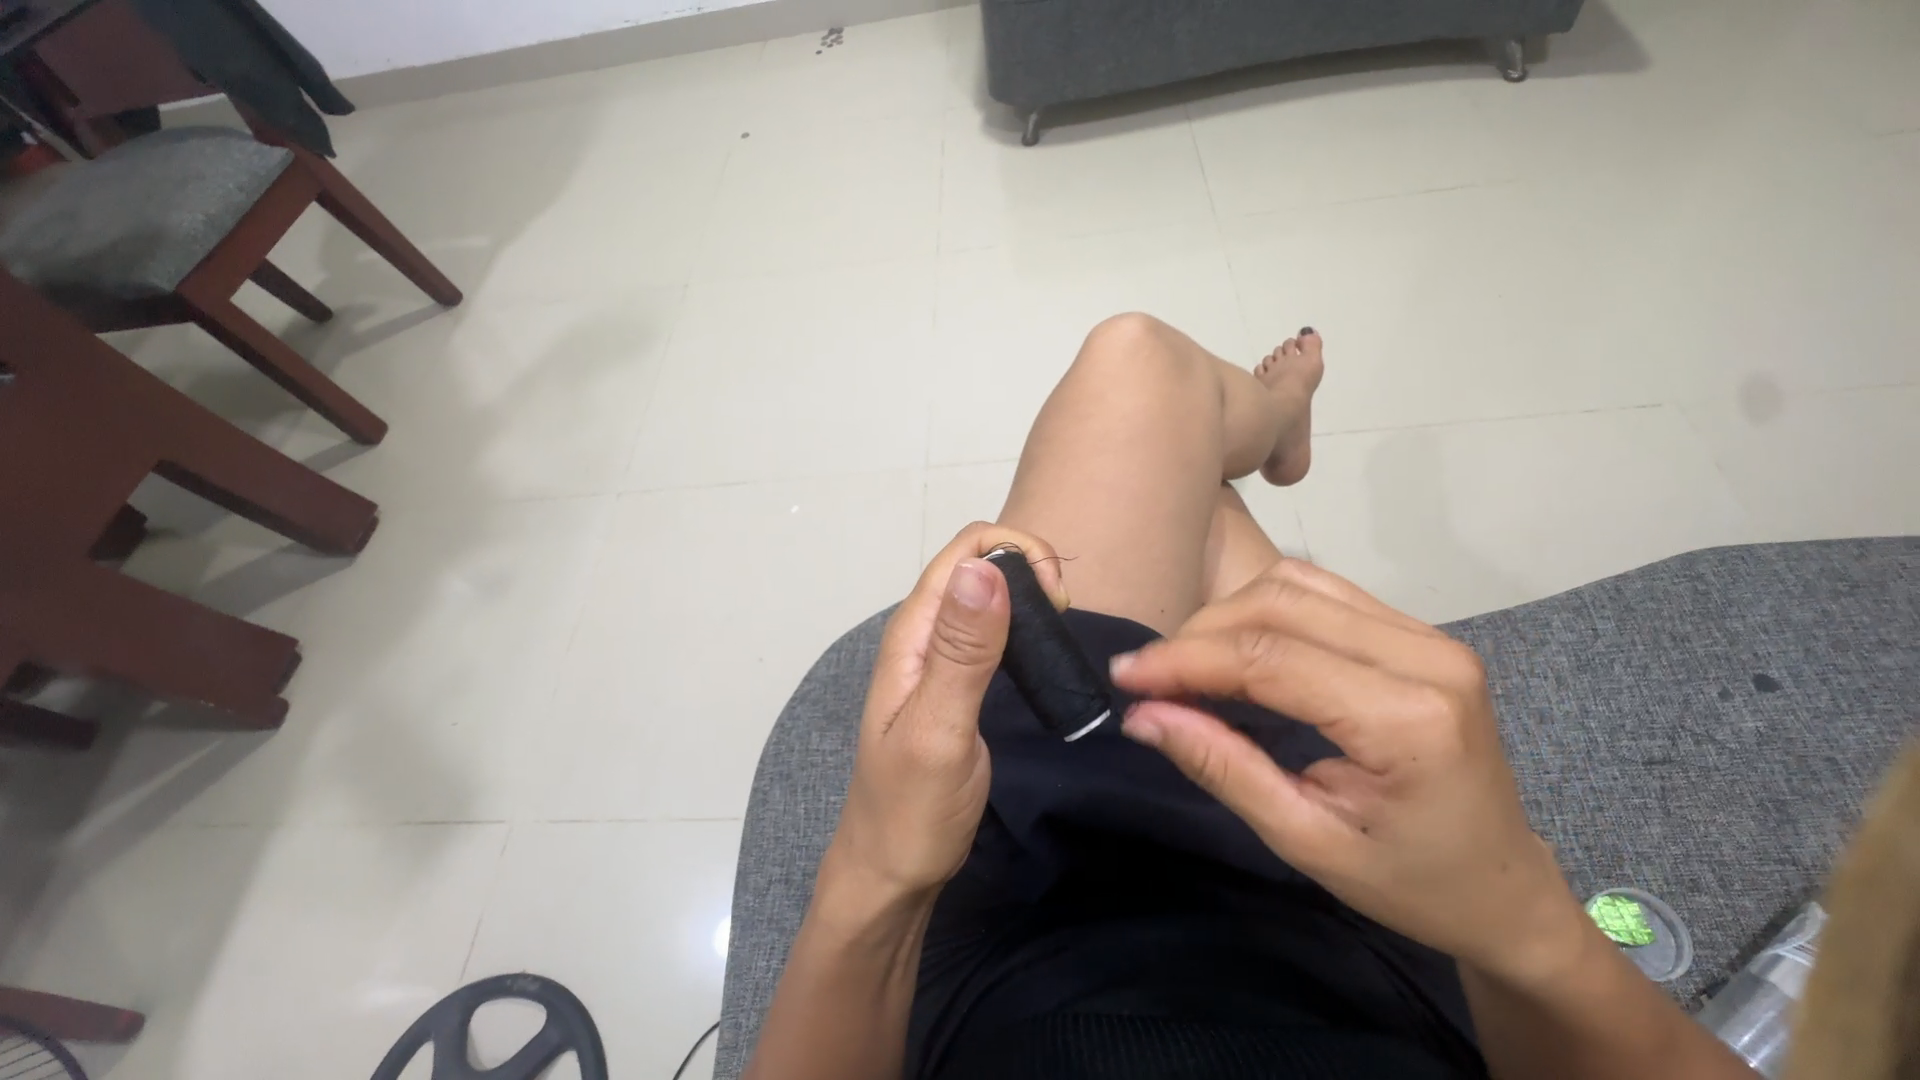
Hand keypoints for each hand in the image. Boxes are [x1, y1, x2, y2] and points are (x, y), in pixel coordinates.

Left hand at [828, 523, 1068, 901]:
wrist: (892, 869)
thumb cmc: (913, 809)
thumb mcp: (940, 730)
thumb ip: (962, 652)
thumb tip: (985, 567)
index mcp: (913, 633)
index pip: (964, 550)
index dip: (1016, 552)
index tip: (1056, 599)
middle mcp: (922, 634)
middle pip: (977, 563)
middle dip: (1027, 568)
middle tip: (1063, 618)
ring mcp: (938, 659)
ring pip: (985, 595)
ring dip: (1027, 596)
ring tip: (1058, 632)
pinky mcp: (955, 683)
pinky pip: (989, 631)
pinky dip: (1021, 626)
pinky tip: (1040, 653)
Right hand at [1109, 558, 1584, 983]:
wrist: (1504, 887)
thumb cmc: (1411, 883)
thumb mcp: (1306, 841)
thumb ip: (1224, 767)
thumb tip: (1142, 716)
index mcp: (1408, 718)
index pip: (1269, 656)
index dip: (1185, 659)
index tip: (1124, 677)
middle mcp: (1427, 656)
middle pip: (1278, 603)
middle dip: (1199, 634)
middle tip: (1151, 680)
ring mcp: (1430, 636)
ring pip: (1296, 584)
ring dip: (1227, 615)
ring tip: (1188, 665)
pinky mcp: (1419, 633)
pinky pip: (1321, 593)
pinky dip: (1262, 609)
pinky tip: (1237, 648)